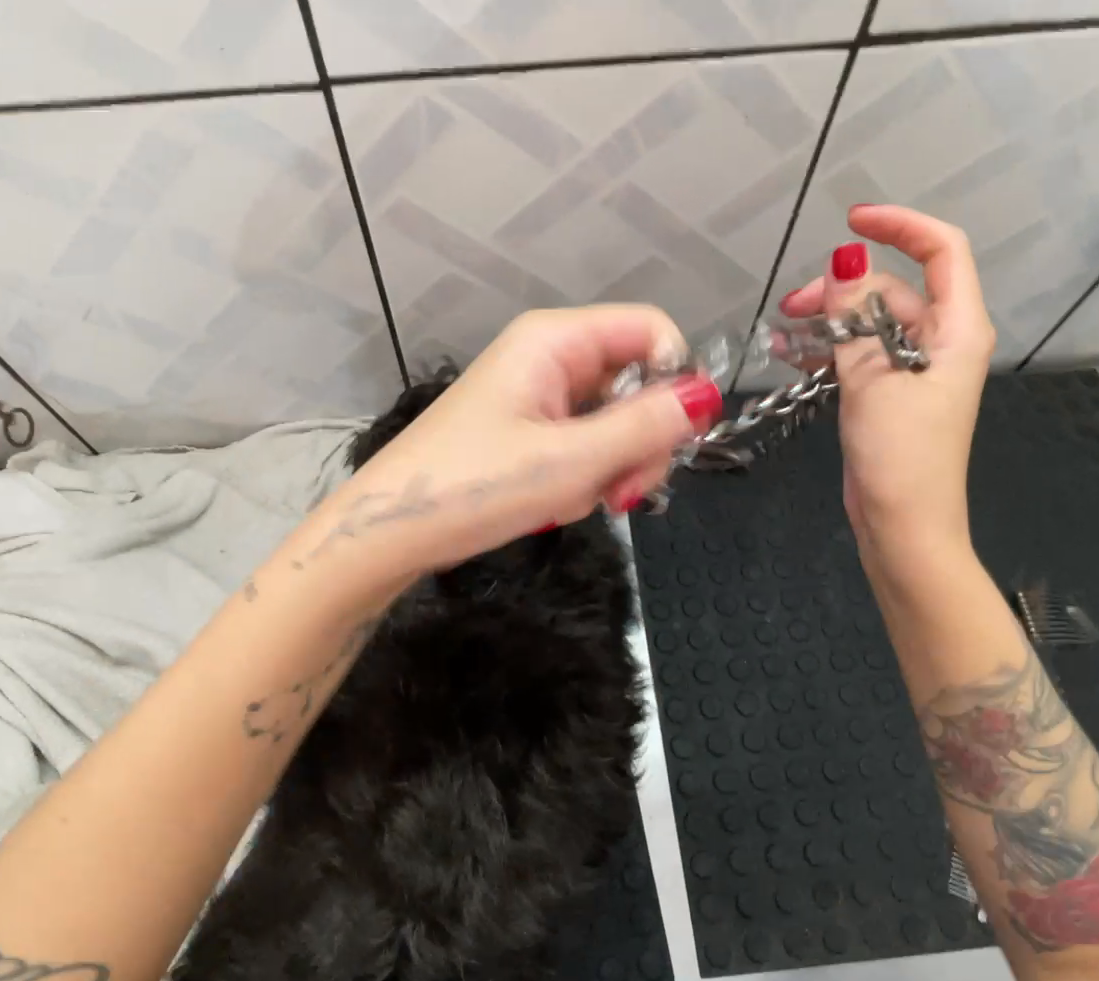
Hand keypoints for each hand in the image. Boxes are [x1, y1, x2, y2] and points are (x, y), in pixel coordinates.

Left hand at [306, 305, 722, 576]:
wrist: (390, 533)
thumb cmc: (475, 486)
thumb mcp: (571, 461)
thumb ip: (646, 427)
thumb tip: (709, 395)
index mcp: (555, 341)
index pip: (651, 330)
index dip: (677, 378)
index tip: (677, 438)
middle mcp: (549, 358)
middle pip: (636, 381)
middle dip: (641, 440)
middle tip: (626, 493)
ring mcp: (536, 398)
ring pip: (612, 422)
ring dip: (611, 467)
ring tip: (575, 500)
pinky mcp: (526, 433)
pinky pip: (582, 446)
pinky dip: (582, 477)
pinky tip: (554, 503)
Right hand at [777, 205, 995, 559]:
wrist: (904, 527)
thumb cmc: (900, 456)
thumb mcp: (873, 381)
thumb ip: (855, 321)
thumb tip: (842, 264)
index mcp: (958, 329)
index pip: (942, 251)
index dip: (900, 225)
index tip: (849, 222)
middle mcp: (941, 341)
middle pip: (894, 290)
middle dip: (842, 291)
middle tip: (791, 307)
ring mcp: (913, 370)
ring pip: (870, 324)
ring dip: (828, 323)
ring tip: (783, 335)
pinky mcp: (889, 395)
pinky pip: (860, 356)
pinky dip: (829, 351)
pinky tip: (792, 355)